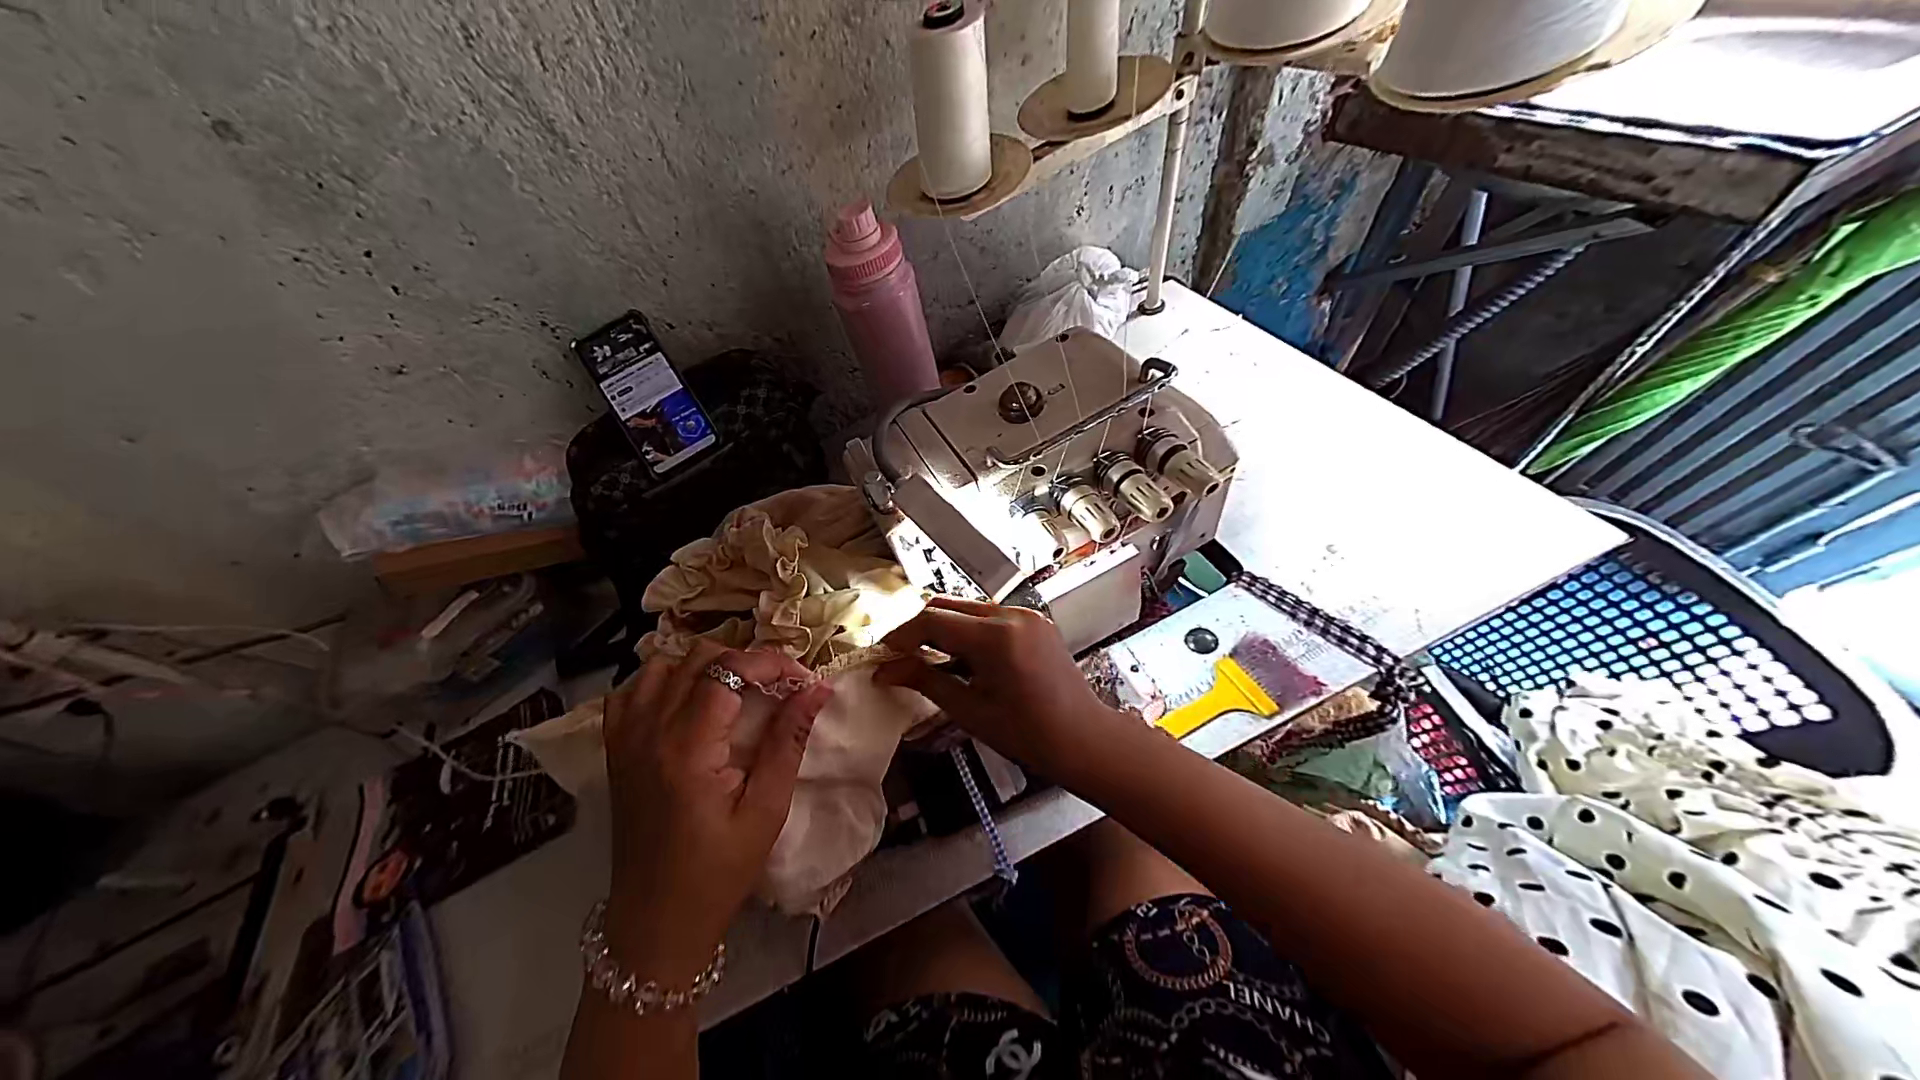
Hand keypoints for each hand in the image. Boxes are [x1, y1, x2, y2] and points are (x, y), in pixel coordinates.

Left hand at [601, 638, 832, 980]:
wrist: (657, 921)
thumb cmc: (718, 871)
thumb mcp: (767, 809)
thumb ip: (789, 741)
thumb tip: (817, 689)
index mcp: (687, 748)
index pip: (728, 670)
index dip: (771, 663)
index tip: (803, 680)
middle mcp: (648, 731)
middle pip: (697, 656)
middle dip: (745, 661)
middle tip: (778, 687)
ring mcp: (625, 738)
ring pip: (662, 664)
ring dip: (705, 665)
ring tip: (737, 690)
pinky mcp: (616, 749)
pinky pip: (632, 690)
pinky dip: (664, 681)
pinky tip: (689, 701)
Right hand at [874, 595, 1129, 775]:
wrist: (1084, 739)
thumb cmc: (1030, 734)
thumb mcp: (970, 710)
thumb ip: (926, 681)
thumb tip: (887, 671)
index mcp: (997, 637)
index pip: (933, 620)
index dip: (902, 635)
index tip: (884, 653)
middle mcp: (1013, 615)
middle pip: (949, 606)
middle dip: (920, 628)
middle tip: (900, 656)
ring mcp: (1027, 616)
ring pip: (968, 609)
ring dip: (943, 629)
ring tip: (928, 661)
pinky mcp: (1035, 622)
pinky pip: (990, 617)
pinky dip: (968, 632)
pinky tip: (961, 661)